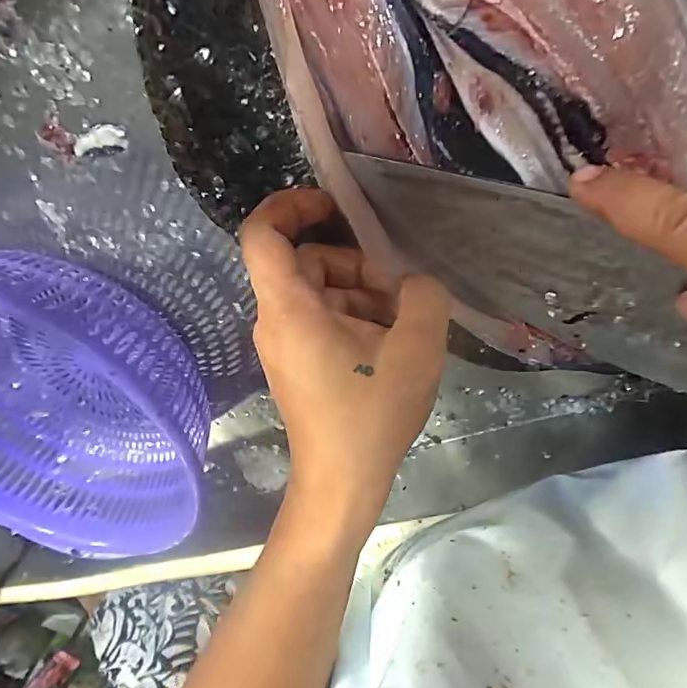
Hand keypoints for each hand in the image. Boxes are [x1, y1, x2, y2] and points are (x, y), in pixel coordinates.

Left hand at [240, 188, 451, 517]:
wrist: (344, 481)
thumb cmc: (373, 414)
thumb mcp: (416, 348)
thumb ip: (423, 296)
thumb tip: (414, 285)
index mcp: (290, 309)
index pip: (263, 235)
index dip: (291, 206)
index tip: (333, 206)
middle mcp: (276, 322)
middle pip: (306, 264)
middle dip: (356, 264)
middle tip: (399, 292)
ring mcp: (286, 347)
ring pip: (321, 294)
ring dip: (364, 296)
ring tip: (404, 326)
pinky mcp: (300, 366)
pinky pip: (324, 323)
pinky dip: (357, 320)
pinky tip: (392, 347)